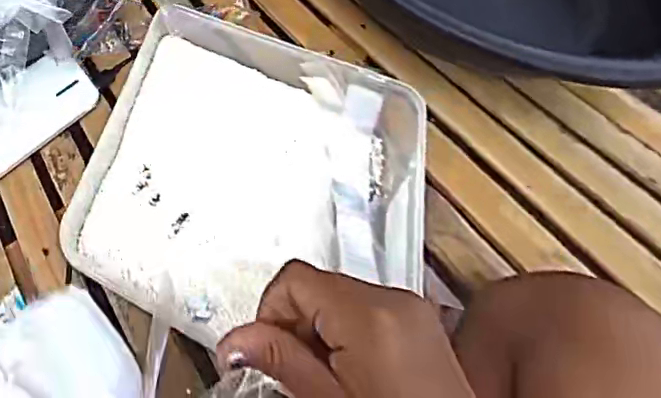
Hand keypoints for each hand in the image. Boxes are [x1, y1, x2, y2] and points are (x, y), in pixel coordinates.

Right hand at [216, 262, 475, 397]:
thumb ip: (282, 363)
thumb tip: (237, 339)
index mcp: (370, 315)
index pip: (294, 278)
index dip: (270, 312)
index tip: (262, 349)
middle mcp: (395, 299)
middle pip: (318, 285)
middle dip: (296, 324)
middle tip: (293, 374)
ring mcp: (413, 309)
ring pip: (340, 297)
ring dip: (321, 331)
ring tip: (328, 382)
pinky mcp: (423, 322)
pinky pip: (368, 309)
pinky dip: (349, 334)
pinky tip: (353, 377)